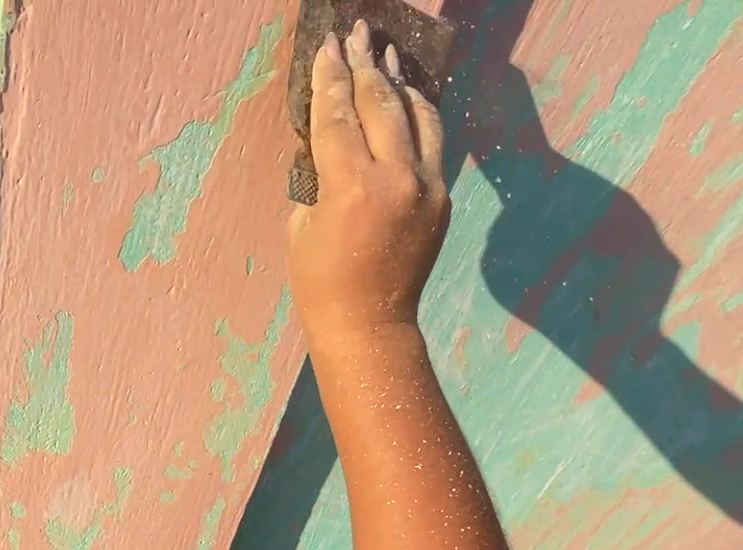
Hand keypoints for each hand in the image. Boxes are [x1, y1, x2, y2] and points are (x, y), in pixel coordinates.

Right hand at [287, 20, 449, 346]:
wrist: (368, 324)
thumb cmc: (319, 284)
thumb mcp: (301, 229)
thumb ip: (316, 180)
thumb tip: (326, 145)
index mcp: (350, 187)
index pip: (336, 117)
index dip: (329, 79)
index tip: (328, 45)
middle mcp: (395, 177)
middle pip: (379, 104)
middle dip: (365, 65)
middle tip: (357, 32)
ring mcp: (426, 185)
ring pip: (416, 115)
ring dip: (399, 81)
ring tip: (388, 53)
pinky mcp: (442, 197)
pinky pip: (432, 142)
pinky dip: (419, 115)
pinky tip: (409, 98)